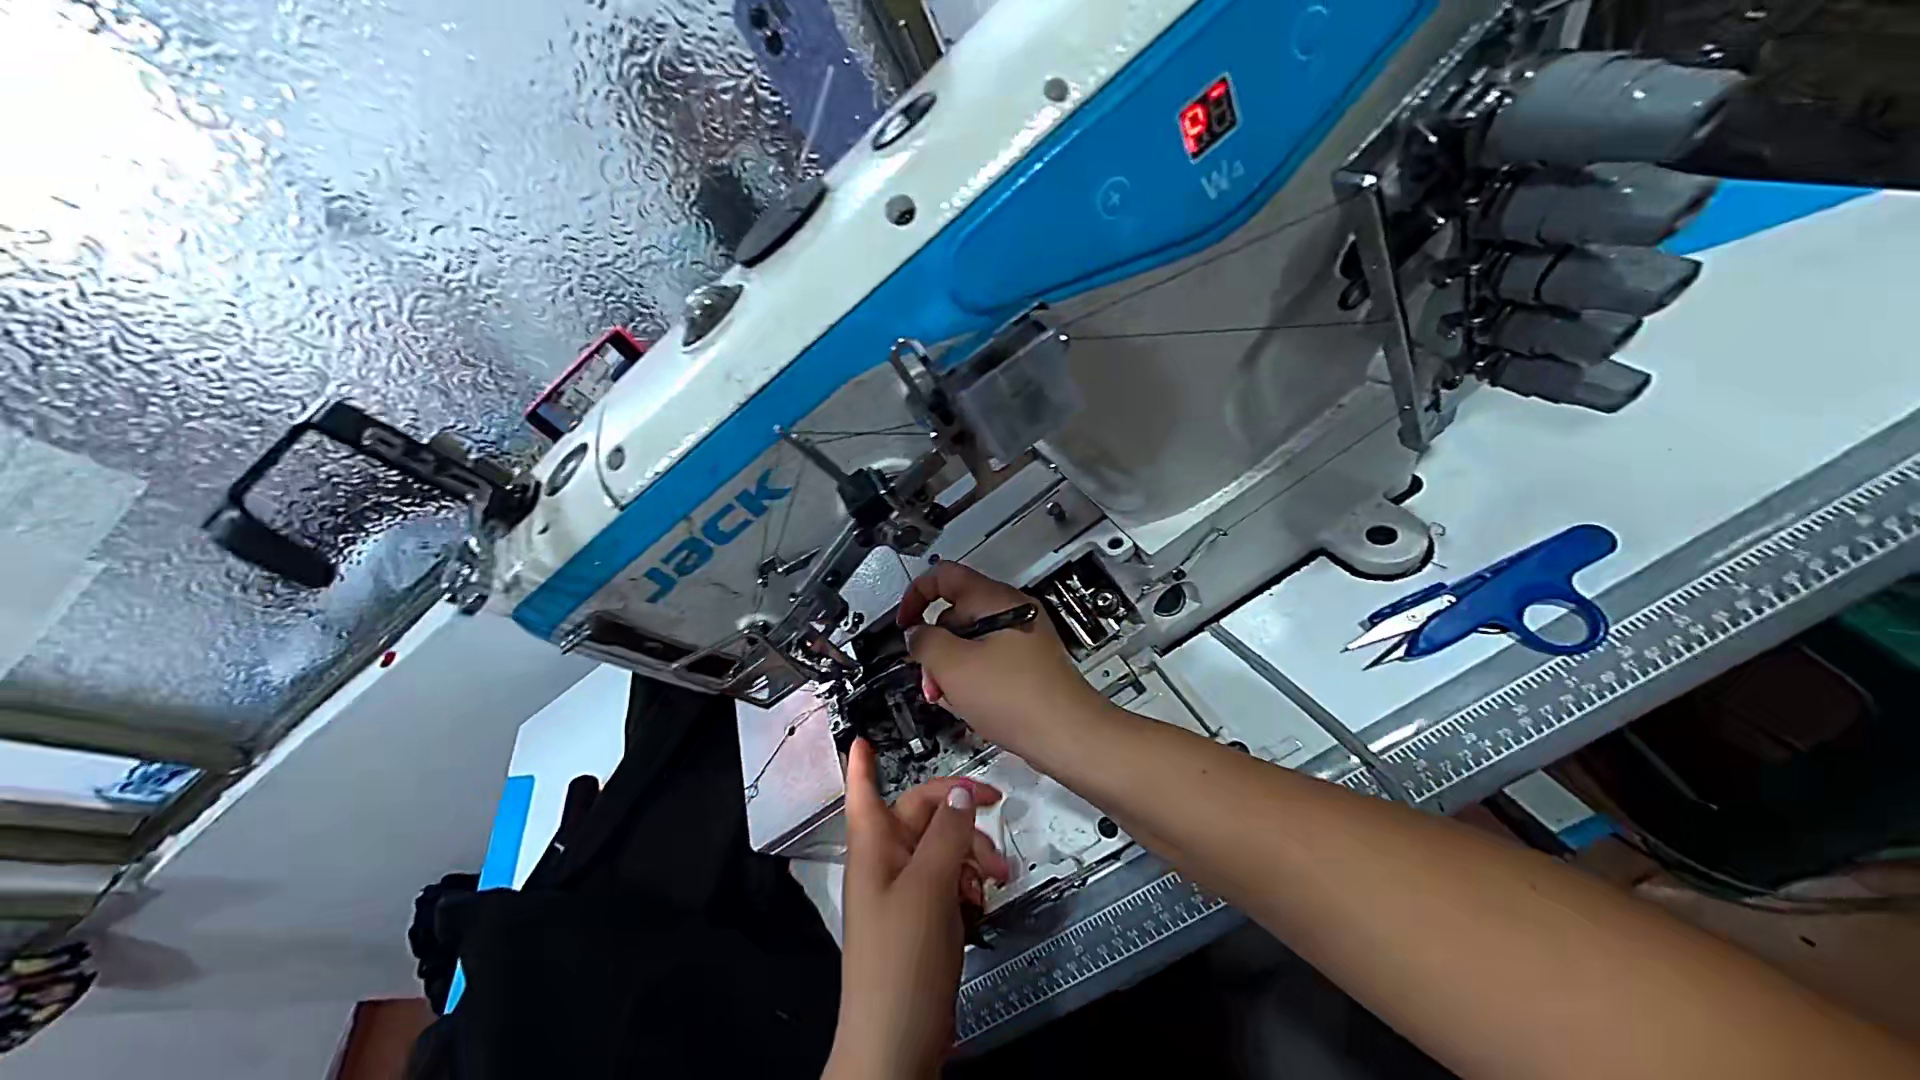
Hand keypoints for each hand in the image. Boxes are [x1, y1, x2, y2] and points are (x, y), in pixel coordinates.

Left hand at [827, 739, 1009, 1079]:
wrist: (897, 1042)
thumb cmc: (901, 959)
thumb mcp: (928, 887)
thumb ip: (947, 835)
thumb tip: (962, 794)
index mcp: (874, 846)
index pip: (864, 791)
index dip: (862, 763)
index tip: (861, 738)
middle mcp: (887, 862)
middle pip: (923, 814)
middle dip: (961, 817)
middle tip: (996, 821)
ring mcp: (905, 891)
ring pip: (943, 847)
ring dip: (972, 853)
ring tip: (995, 877)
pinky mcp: (924, 918)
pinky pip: (949, 880)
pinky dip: (968, 881)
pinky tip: (982, 898)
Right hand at [895, 560, 1107, 755]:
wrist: (1066, 736)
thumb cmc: (1019, 698)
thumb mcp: (953, 665)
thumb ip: (924, 642)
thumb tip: (915, 635)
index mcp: (995, 599)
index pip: (944, 576)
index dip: (916, 596)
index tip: (905, 623)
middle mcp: (1012, 612)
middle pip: (955, 614)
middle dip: (934, 646)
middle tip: (930, 675)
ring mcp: (1022, 639)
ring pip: (969, 642)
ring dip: (950, 668)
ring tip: (950, 697)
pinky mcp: (1026, 666)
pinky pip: (987, 663)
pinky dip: (971, 680)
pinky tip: (969, 705)